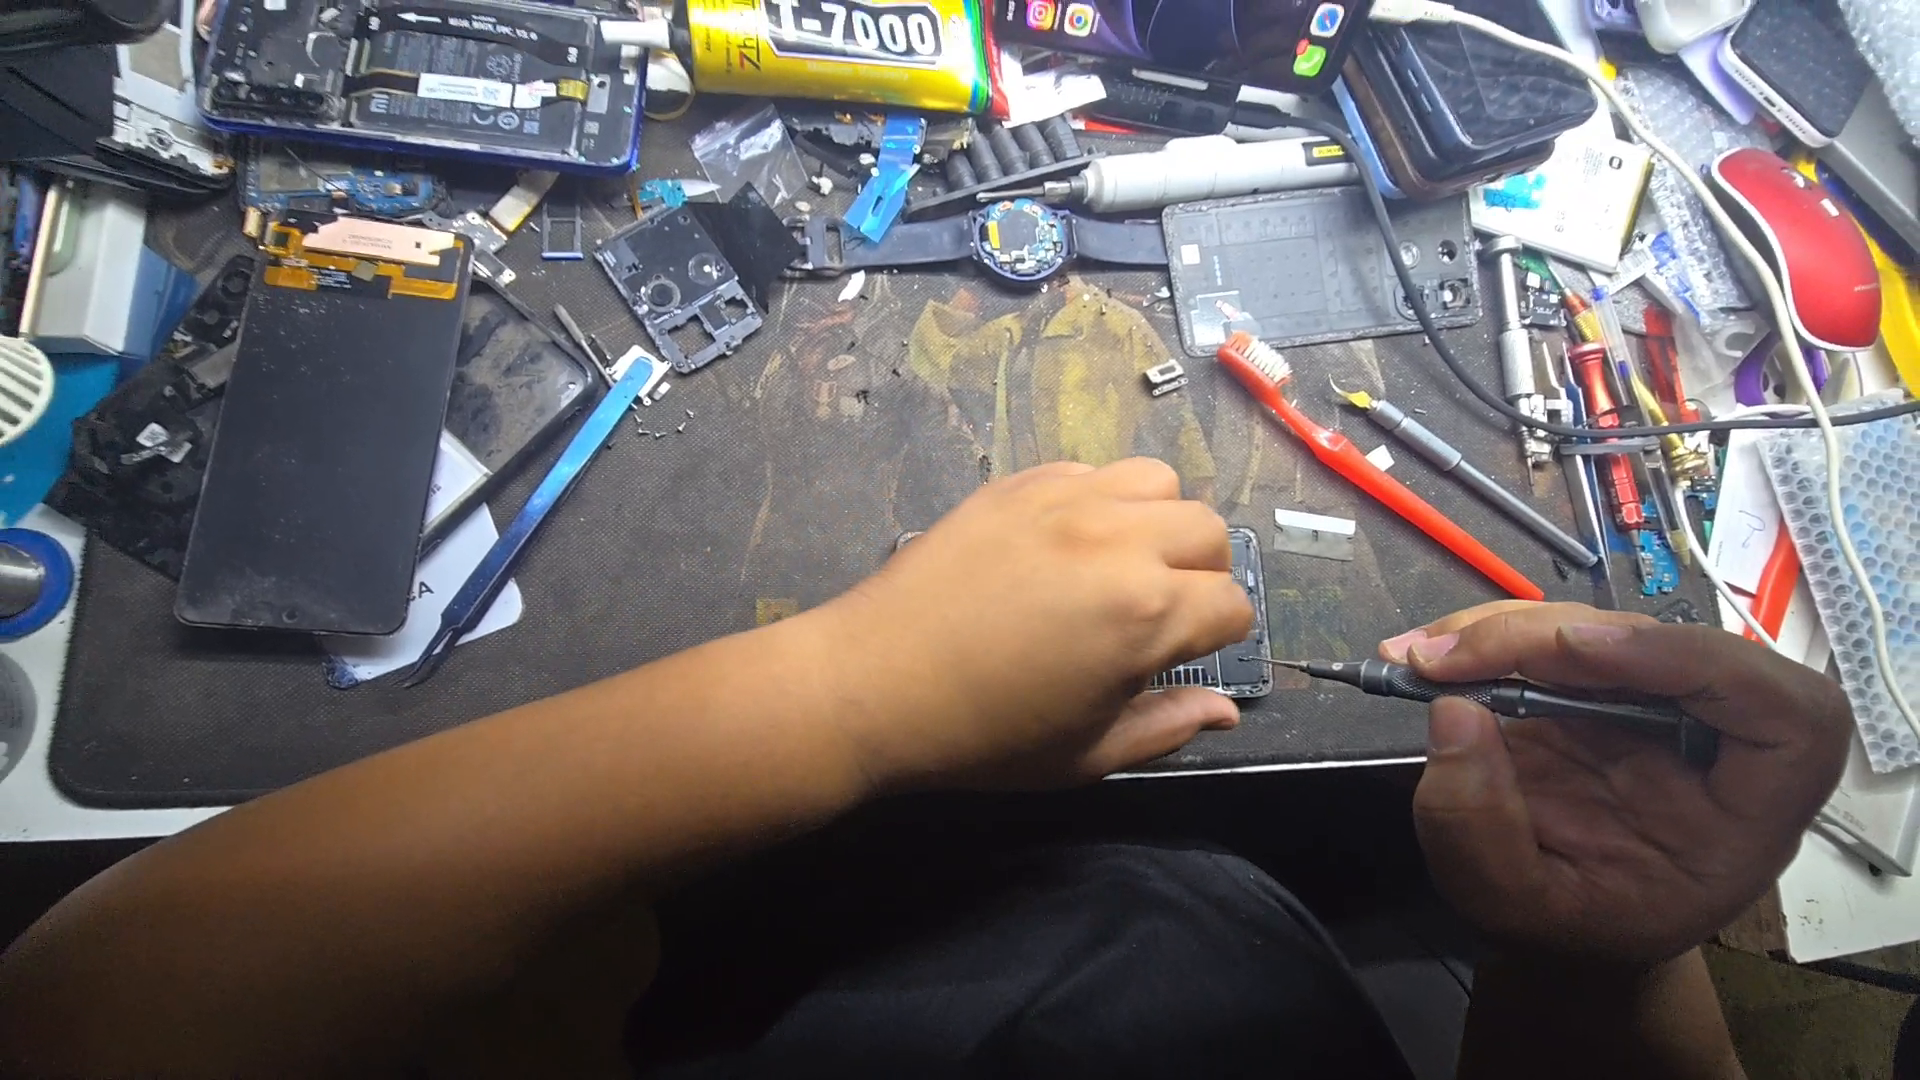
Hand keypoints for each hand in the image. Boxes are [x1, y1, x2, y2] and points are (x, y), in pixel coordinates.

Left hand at [820, 458, 1253, 789]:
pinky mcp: (1017, 483)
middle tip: (1156, 607)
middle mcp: (1117, 540)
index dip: (1219, 635)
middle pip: (1208, 529)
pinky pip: (1088, 469)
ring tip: (1118, 560)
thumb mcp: (1085, 756)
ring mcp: (1064, 500)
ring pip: (1156, 482)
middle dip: (1201, 571)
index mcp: (1145, 613)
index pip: (1233, 604)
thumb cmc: (981, 735)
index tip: (1185, 652)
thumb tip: (1225, 711)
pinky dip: (1098, 498)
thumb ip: (1167, 728)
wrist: (873, 682)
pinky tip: (1064, 538)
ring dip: (1156, 521)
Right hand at [1383, 601, 1850, 964]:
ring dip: (1495, 629)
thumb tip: (1453, 708)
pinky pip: (1541, 641)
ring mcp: (1638, 711)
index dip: (1690, 663)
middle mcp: (1699, 745)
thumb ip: (1476, 822)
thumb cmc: (1556, 925)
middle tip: (1442, 658)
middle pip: (1659, 647)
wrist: (1551, 923)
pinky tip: (1420, 654)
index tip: (1570, 650)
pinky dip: (1476, 637)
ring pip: (1591, 628)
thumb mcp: (1504, 899)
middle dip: (1540, 637)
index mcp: (1733, 815)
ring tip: (1415, 655)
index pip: (1780, 715)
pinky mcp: (1580, 693)